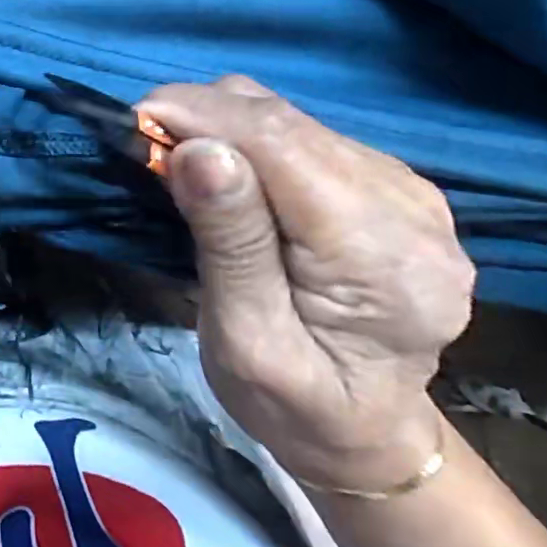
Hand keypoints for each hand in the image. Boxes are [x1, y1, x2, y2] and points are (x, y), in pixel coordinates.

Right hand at [142, 76, 474, 492]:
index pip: (283, 146)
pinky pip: (307, 133)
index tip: (134, 117)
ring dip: (227, 128)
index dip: (203, 116)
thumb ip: (229, 243)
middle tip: (146, 144)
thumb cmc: (295, 405)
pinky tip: (234, 178)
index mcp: (383, 258)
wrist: (364, 431)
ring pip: (295, 119)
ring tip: (186, 165)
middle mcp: (411, 208)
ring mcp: (409, 189)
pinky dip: (254, 142)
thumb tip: (199, 151)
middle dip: (206, 117)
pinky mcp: (393, 182)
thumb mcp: (245, 340)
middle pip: (290, 123)